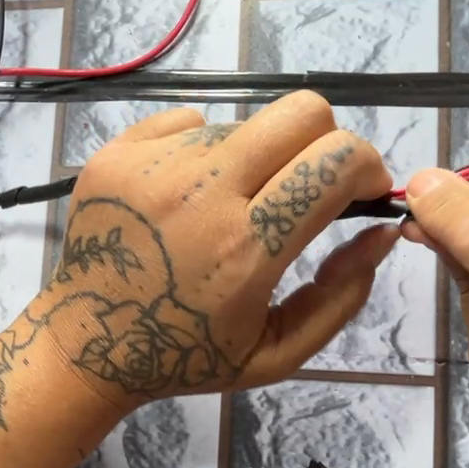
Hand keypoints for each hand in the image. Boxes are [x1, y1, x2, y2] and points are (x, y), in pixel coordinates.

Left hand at [0, 93, 397, 429]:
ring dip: (253, 161)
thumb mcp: (274, 354)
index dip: (366, 168)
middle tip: (302, 190)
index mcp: (245, 248)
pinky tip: (181, 201)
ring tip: (221, 213)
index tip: (358, 194)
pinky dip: (200, 153)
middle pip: (303, 111)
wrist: (86, 345)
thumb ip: (340, 297)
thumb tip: (382, 231)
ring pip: (242, 124)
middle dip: (323, 145)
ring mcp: (152, 167)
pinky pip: (188, 124)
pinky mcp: (116, 155)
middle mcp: (199, 193)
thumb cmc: (182, 356)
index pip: (338, 158)